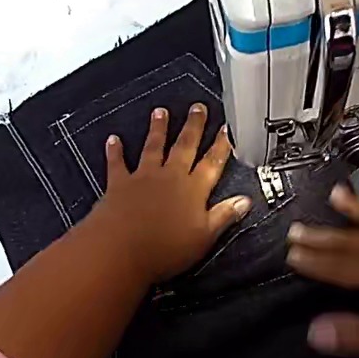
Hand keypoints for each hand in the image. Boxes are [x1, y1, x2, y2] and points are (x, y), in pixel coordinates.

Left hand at [84, 103, 251, 283]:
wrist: (120, 249)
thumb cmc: (165, 248)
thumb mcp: (203, 237)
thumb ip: (224, 216)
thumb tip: (244, 201)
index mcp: (193, 190)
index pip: (212, 162)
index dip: (221, 145)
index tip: (226, 128)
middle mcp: (170, 177)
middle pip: (184, 146)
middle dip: (193, 126)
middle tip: (198, 108)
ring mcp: (143, 177)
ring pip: (153, 147)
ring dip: (158, 129)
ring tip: (161, 111)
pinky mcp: (119, 184)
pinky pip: (117, 163)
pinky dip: (115, 151)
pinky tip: (113, 139)